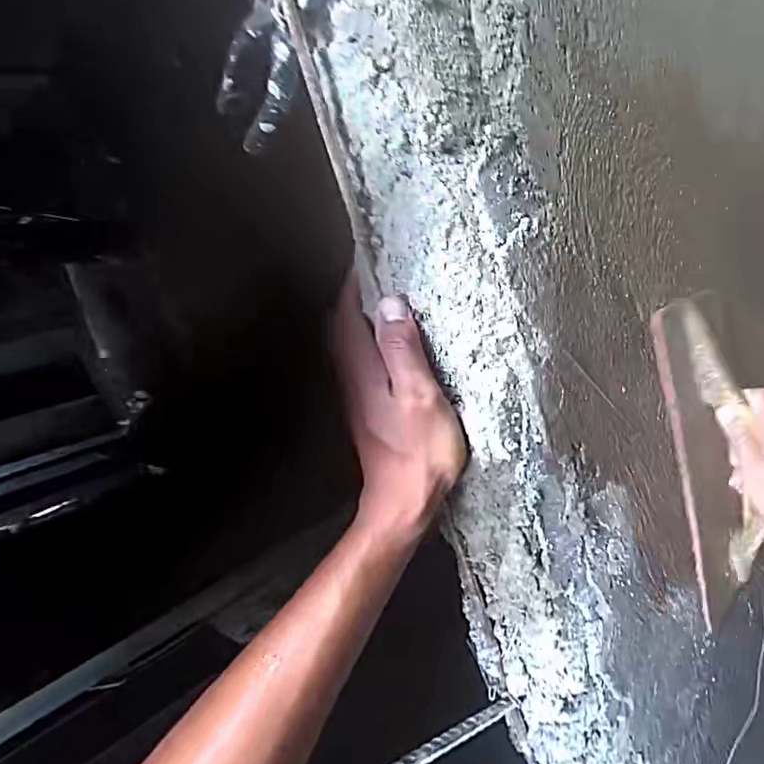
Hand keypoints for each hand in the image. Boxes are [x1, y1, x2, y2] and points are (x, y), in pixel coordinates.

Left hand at [330, 272, 466, 539]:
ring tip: (385, 298)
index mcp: (362, 371)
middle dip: (354, 299)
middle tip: (375, 272)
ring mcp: (359, 396)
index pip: (346, 317)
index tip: (364, 260)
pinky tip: (393, 342)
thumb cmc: (419, 451)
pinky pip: (366, 363)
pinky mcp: (371, 409)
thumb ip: (404, 350)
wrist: (405, 503)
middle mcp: (353, 379)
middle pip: (342, 328)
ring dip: (363, 320)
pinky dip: (374, 343)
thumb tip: (391, 305)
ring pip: (352, 346)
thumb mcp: (420, 394)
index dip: (352, 286)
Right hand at [720, 388, 763, 544]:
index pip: (758, 399)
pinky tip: (752, 486)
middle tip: (736, 461)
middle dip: (741, 440)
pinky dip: (759, 467)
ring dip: (748, 458)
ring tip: (742, 480)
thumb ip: (738, 436)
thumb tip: (726, 411)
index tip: (727, 416)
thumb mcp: (750, 465)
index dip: (740, 403)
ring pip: (763, 443)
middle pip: (758, 423)